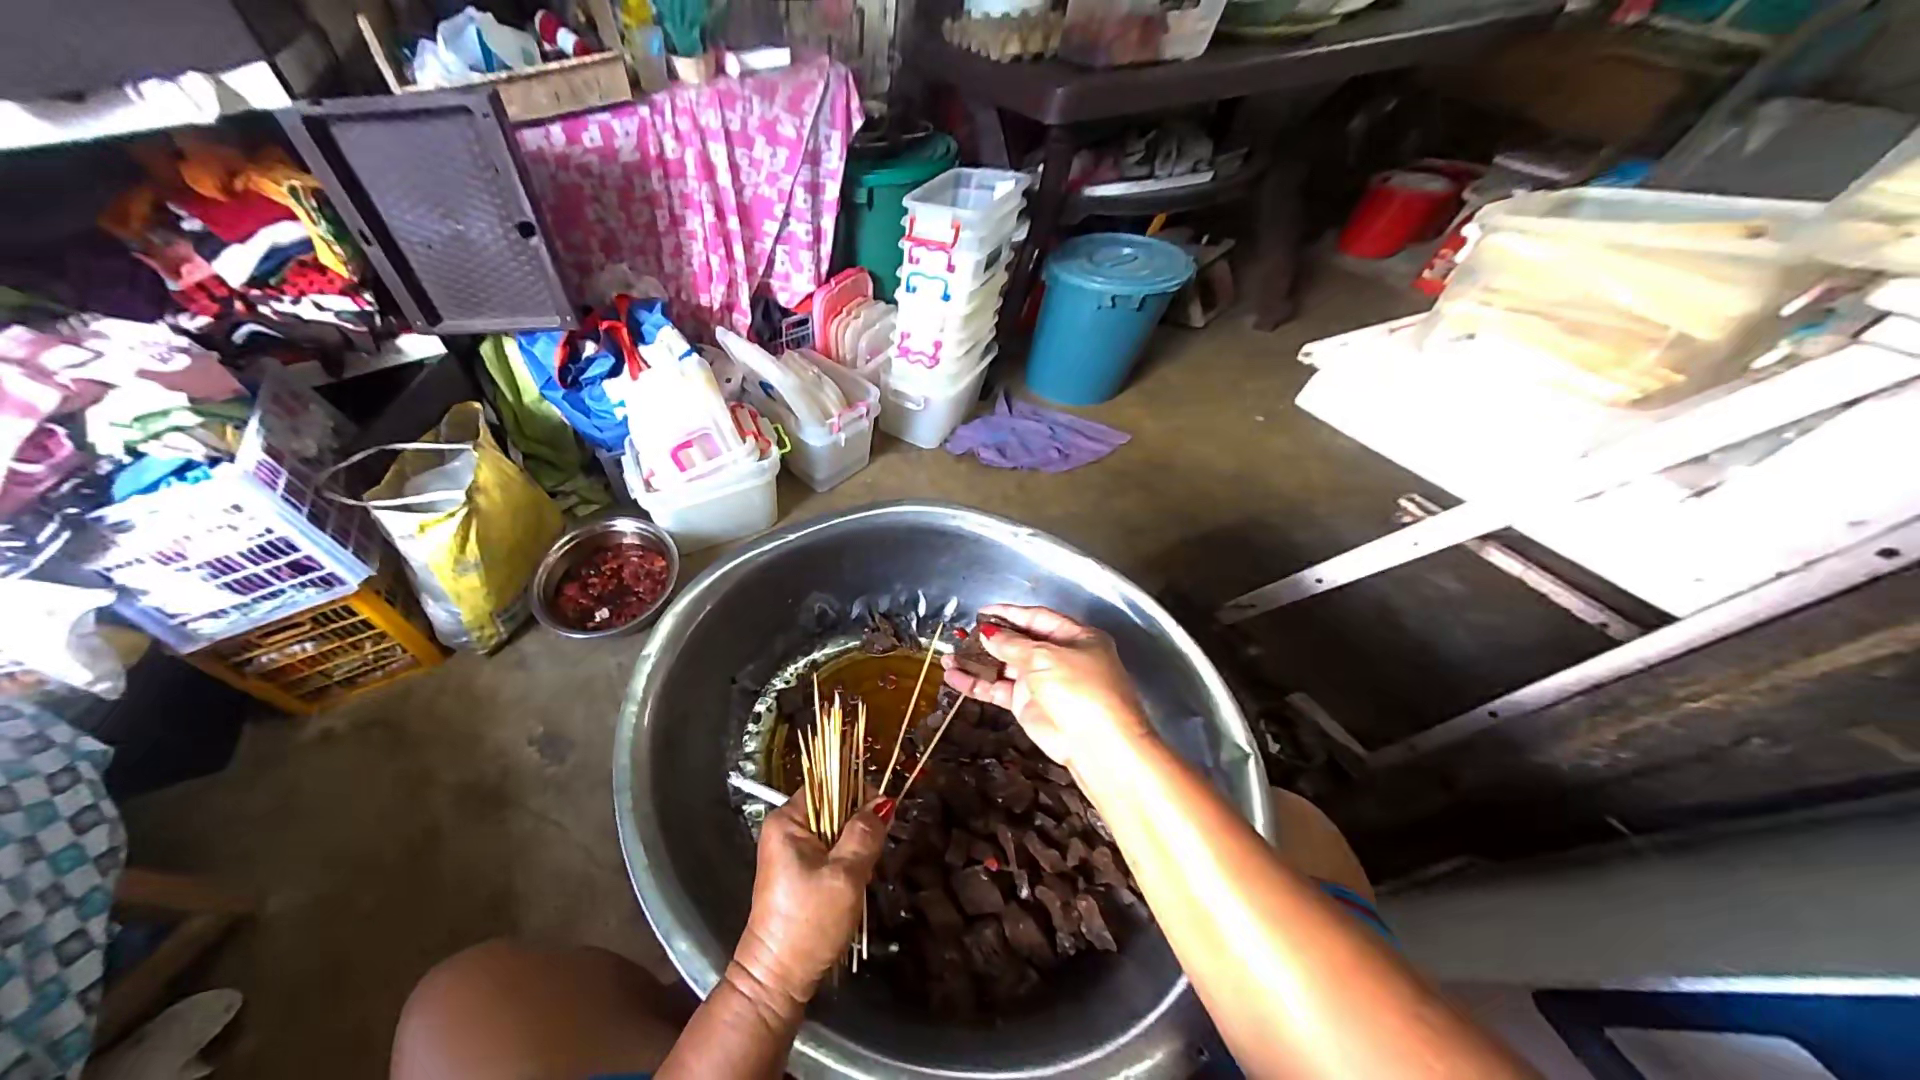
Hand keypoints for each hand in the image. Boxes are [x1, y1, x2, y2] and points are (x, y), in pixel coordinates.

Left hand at [728, 796, 884, 1013]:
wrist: (777, 981)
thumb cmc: (809, 923)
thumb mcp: (845, 874)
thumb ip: (865, 833)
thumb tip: (885, 800)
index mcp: (787, 820)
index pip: (828, 784)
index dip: (858, 792)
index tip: (884, 812)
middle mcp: (786, 830)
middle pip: (834, 807)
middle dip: (859, 826)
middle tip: (873, 852)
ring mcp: (791, 853)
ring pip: (837, 832)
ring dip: (856, 848)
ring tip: (864, 873)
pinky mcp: (800, 874)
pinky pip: (831, 853)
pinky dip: (848, 863)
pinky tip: (856, 883)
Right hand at [942, 605, 1153, 770]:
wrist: (1097, 745)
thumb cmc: (1081, 690)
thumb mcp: (1046, 657)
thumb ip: (1013, 644)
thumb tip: (989, 634)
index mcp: (1076, 637)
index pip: (1037, 617)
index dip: (1009, 613)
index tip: (982, 611)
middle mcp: (1060, 656)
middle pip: (1018, 641)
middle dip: (989, 638)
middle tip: (960, 633)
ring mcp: (1043, 682)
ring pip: (1004, 667)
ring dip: (977, 662)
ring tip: (948, 655)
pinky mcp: (1029, 706)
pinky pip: (998, 689)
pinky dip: (976, 684)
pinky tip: (954, 677)